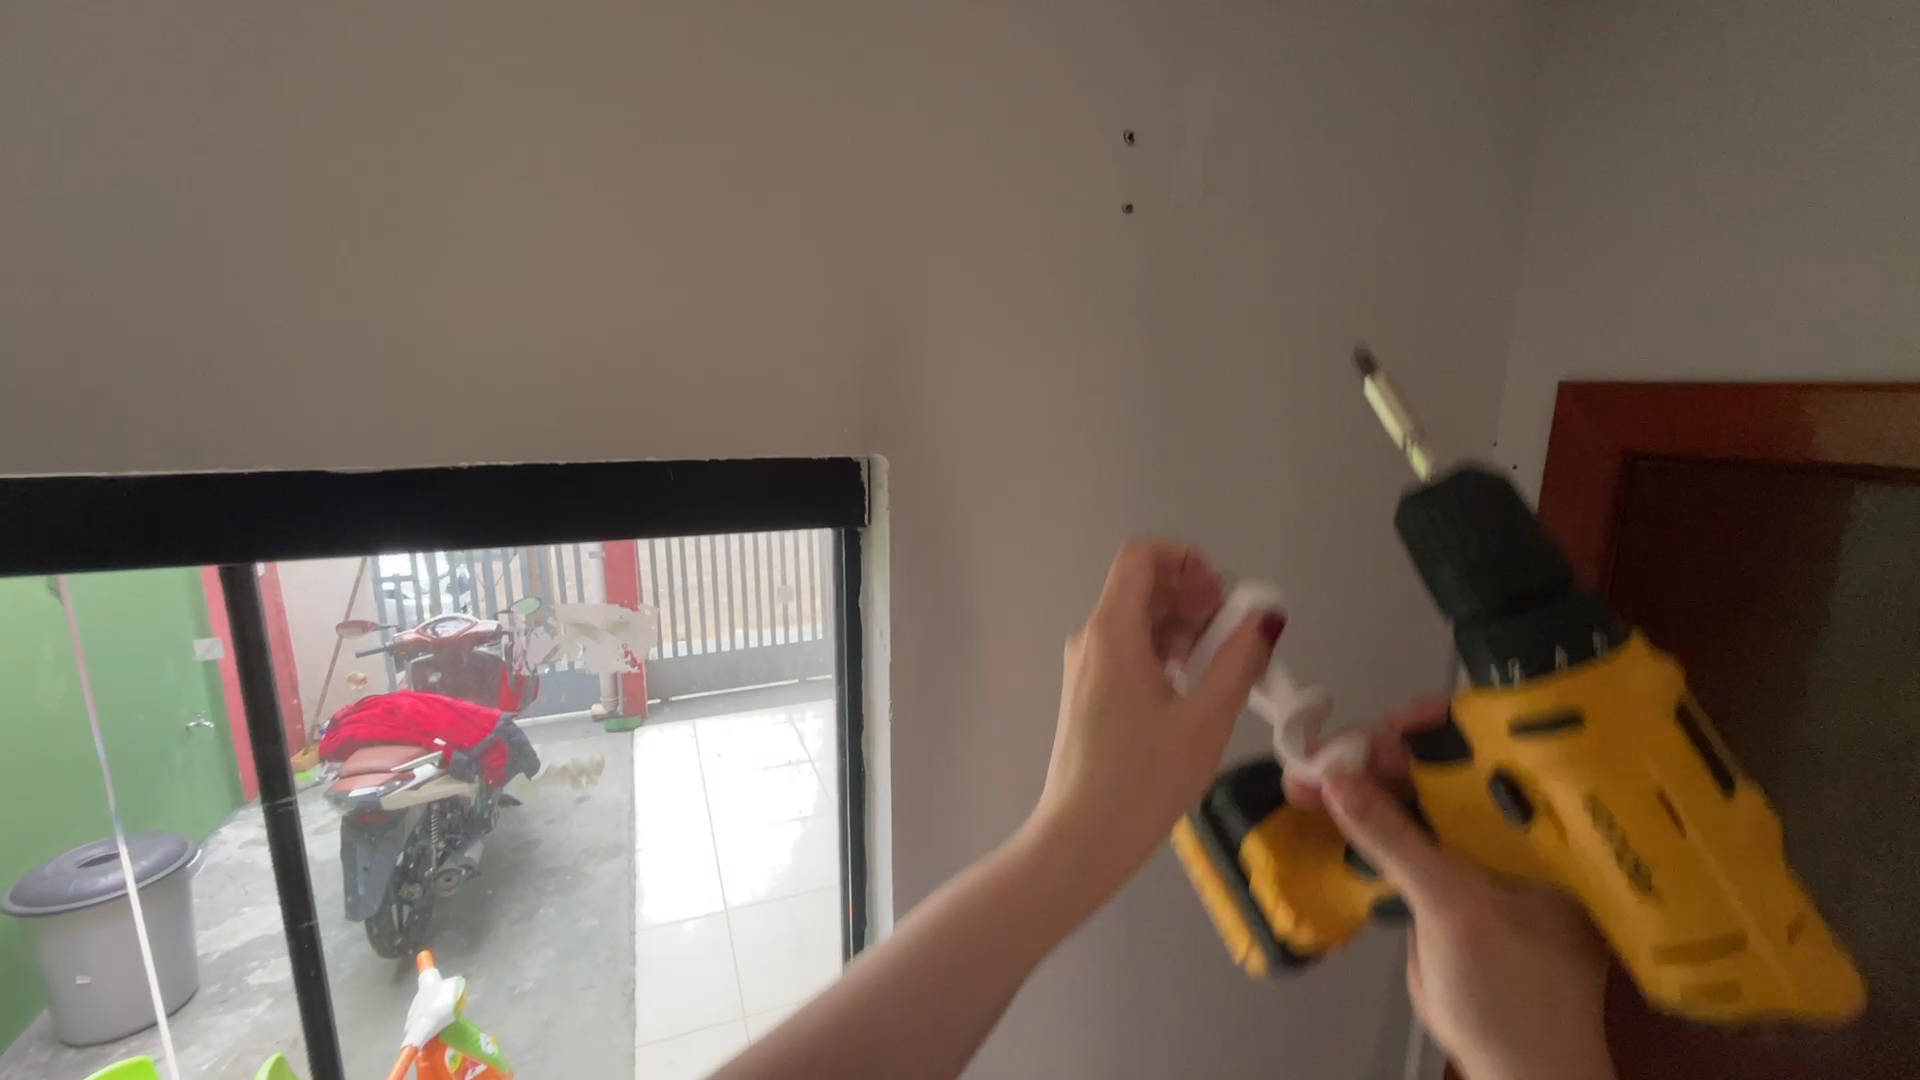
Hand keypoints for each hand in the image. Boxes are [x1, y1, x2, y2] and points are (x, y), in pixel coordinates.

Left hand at [1027, 539, 1281, 888]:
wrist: (1083, 835)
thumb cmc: (1146, 777)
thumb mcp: (1207, 717)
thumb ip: (1240, 658)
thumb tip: (1265, 617)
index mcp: (1112, 629)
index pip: (1141, 555)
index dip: (1186, 559)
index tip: (1221, 596)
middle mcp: (1091, 635)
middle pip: (1142, 586)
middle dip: (1193, 597)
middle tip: (1231, 638)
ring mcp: (1084, 663)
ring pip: (1137, 618)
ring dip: (1183, 627)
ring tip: (1217, 668)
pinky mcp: (1087, 688)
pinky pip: (1128, 647)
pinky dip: (1164, 650)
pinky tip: (1189, 687)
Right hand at [1312, 703, 1614, 1079]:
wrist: (1508, 1066)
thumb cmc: (1511, 992)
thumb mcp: (1453, 908)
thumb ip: (1395, 840)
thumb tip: (1333, 778)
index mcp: (1539, 831)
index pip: (1493, 756)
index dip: (1443, 729)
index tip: (1391, 722)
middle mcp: (1505, 829)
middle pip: (1436, 768)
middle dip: (1376, 754)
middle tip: (1322, 750)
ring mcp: (1466, 847)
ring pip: (1403, 793)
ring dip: (1351, 780)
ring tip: (1301, 772)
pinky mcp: (1432, 868)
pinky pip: (1388, 824)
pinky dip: (1349, 809)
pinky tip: (1311, 795)